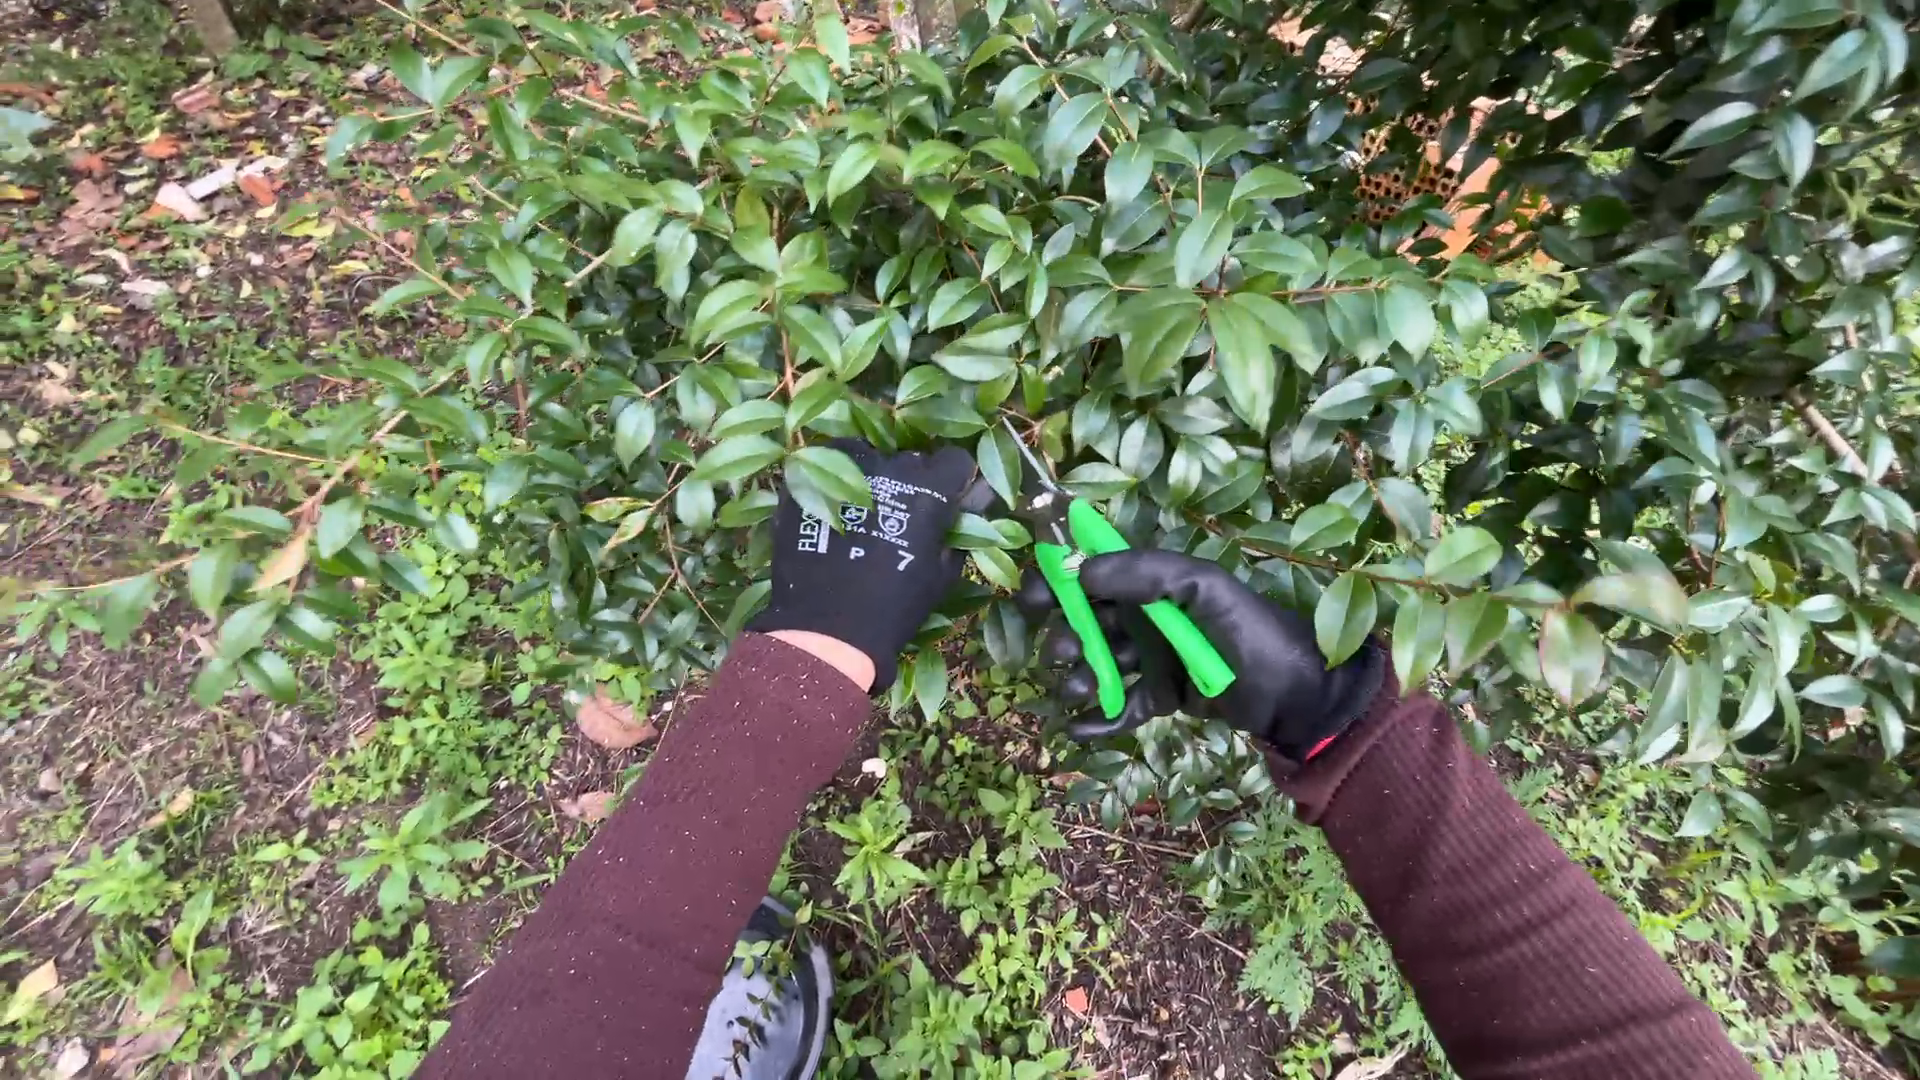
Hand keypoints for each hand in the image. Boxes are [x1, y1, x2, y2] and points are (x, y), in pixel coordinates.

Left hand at [749, 440, 976, 690]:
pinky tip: (833, 513)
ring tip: (862, 513)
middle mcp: (890, 469)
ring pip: (867, 458)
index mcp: (929, 491)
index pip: (954, 459)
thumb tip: (962, 516)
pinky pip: (827, 469)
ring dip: (871, 478)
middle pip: (910, 460)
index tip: (945, 499)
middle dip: (910, 483)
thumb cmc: (894, 607)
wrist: (827, 630)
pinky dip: (834, 484)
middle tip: (900, 517)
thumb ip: (955, 536)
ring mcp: (844, 472)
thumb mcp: (941, 576)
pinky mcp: (807, 483)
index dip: (952, 479)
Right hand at [1018, 550, 1384, 760]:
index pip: (1094, 573)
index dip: (1057, 582)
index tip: (1030, 601)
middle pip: (1088, 622)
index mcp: (1155, 583)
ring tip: (1076, 691)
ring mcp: (1153, 658)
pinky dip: (1099, 719)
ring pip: (1099, 665)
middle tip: (1063, 656)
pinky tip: (1081, 729)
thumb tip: (1077, 571)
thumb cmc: (1252, 634)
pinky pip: (1121, 705)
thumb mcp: (1203, 591)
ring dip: (1079, 677)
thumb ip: (1144, 574)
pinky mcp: (1161, 696)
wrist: (1301, 698)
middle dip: (1067, 637)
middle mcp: (1148, 617)